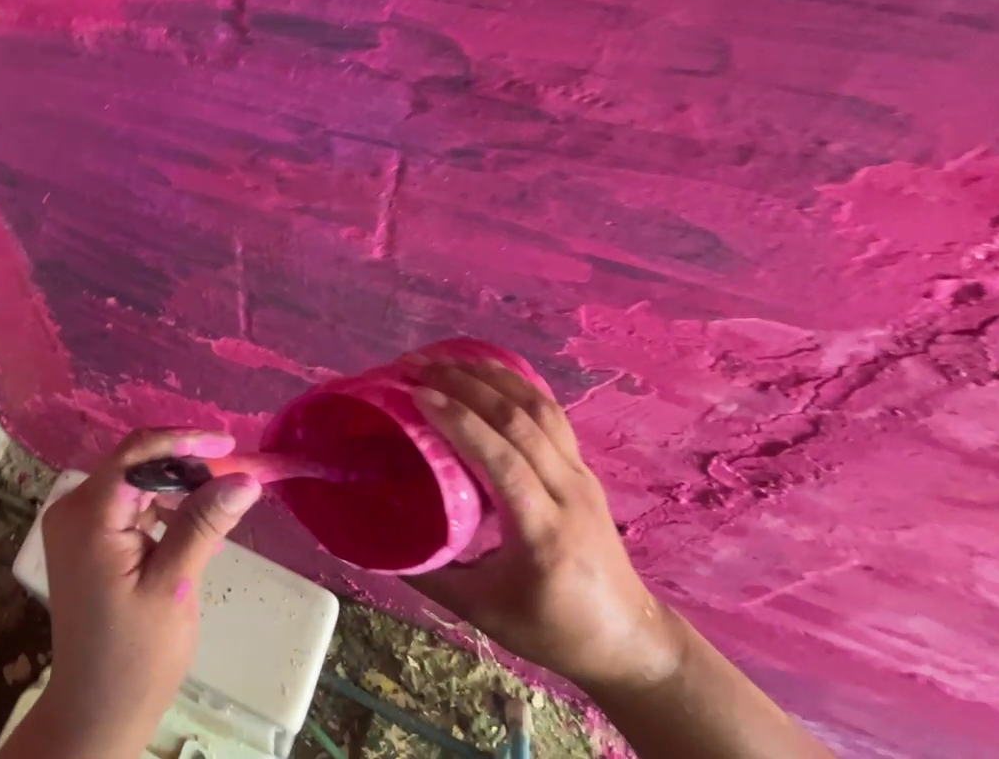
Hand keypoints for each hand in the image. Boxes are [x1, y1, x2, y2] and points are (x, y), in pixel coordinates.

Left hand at [1, 428, 262, 758]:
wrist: (94, 712)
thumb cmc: (136, 656)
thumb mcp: (175, 586)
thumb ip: (203, 524)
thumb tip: (245, 479)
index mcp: (88, 514)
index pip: (138, 453)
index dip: (186, 442)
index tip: (230, 444)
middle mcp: (72, 509)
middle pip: (133, 465)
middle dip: (184, 465)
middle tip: (234, 477)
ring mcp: (74, 526)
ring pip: (131, 486)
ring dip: (175, 489)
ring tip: (220, 504)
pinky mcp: (83, 544)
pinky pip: (124, 510)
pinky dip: (159, 512)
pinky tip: (194, 531)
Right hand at [404, 357, 684, 692]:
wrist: (630, 640)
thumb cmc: (551, 629)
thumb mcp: (479, 611)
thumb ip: (425, 571)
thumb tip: (369, 538)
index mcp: (543, 531)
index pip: (502, 459)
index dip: (458, 420)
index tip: (415, 394)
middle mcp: (568, 492)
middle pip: (519, 421)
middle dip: (463, 383)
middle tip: (412, 366)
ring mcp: (581, 475)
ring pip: (538, 407)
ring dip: (487, 375)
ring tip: (441, 358)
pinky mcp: (582, 467)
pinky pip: (549, 412)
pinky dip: (513, 382)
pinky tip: (482, 369)